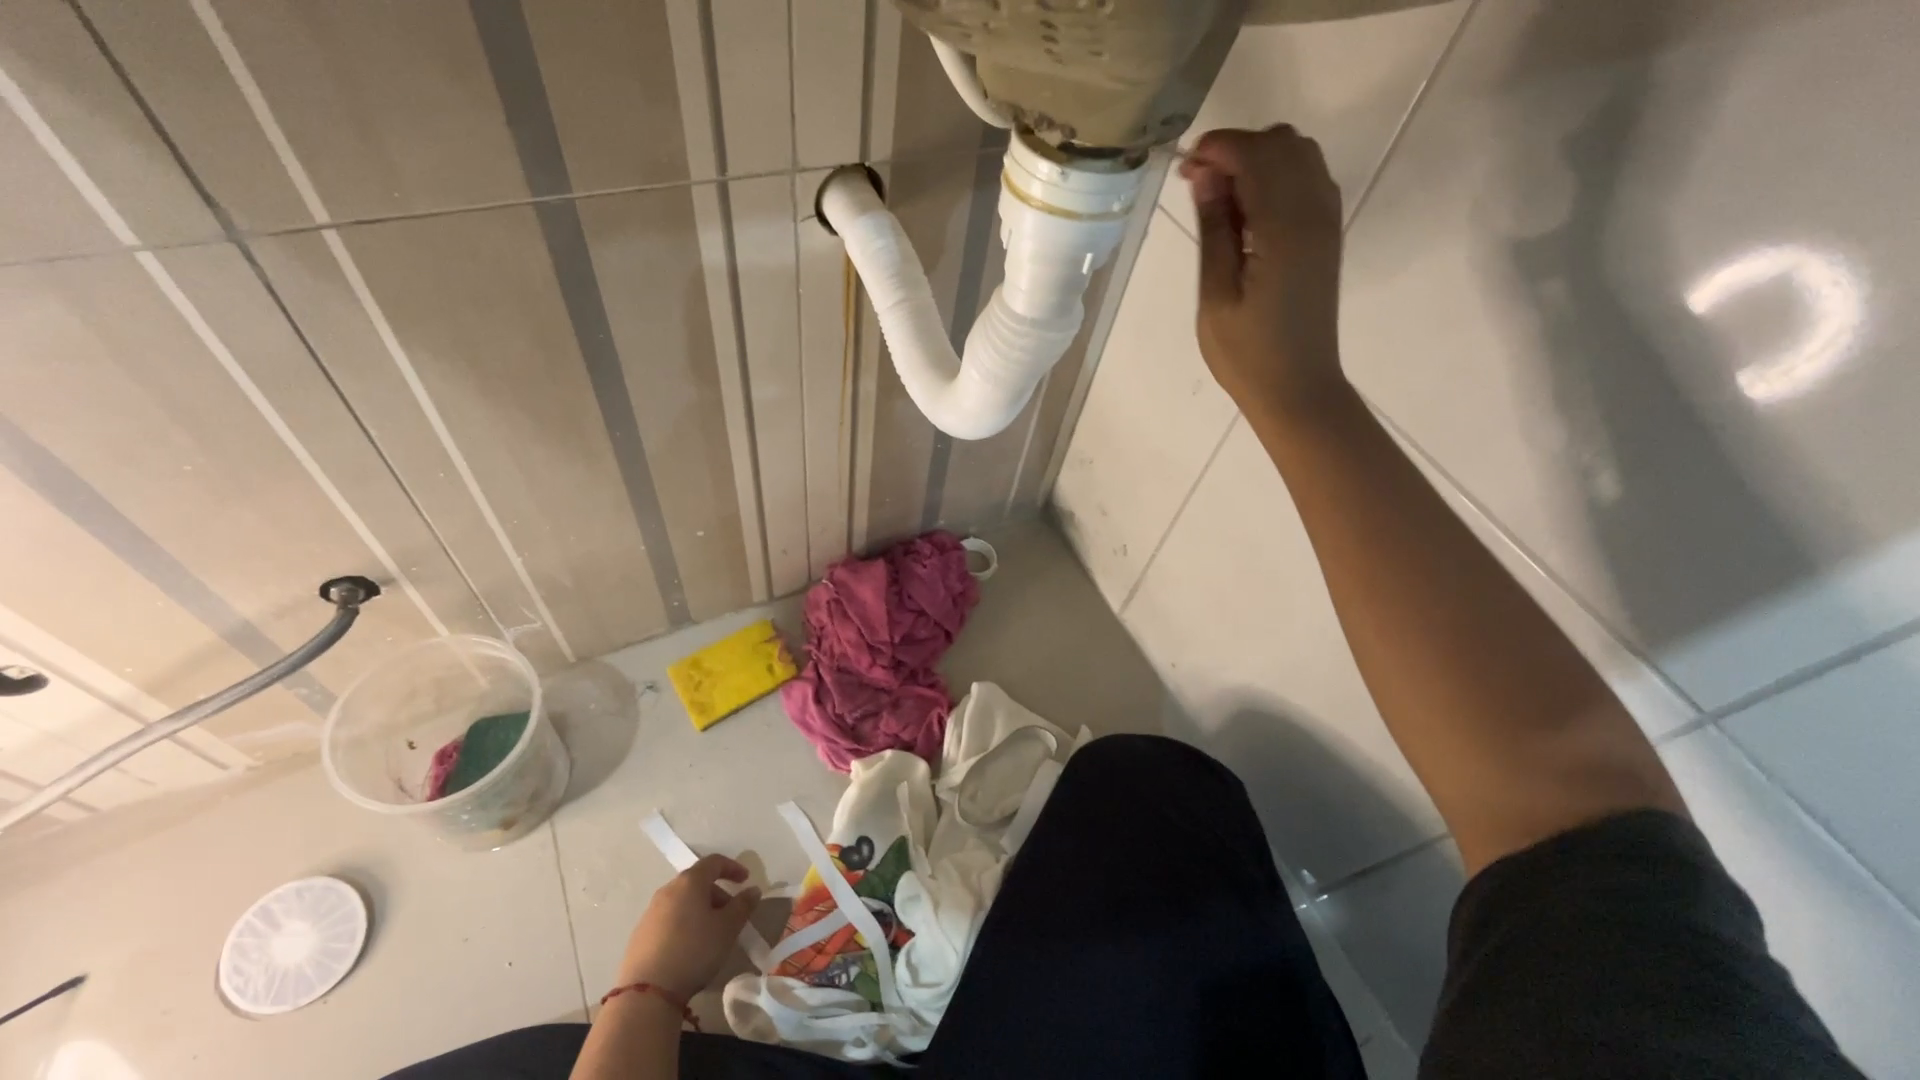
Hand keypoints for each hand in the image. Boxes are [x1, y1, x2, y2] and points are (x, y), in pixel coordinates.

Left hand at [617, 854, 761, 999]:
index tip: (745, 880)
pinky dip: (684, 924)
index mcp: (689, 882)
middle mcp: (667, 891)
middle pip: (696, 882)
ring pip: (682, 901)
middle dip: (717, 894)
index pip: (713, 862)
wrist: (648, 991)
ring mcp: (650, 912)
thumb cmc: (694, 950)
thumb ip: (742, 905)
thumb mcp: (727, 928)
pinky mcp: (640, 934)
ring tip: (712, 933)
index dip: (732, 867)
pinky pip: (669, 919)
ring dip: (700, 910)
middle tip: (731, 914)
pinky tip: (689, 947)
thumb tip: (752, 890)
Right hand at [1180, 125, 1348, 419]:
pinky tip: (1249, 213)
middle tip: (1200, 186)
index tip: (1184, 171)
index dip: (1217, 148)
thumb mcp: (1216, 294)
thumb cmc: (1246, 353)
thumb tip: (1207, 173)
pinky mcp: (1327, 235)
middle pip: (1281, 143)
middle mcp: (1314, 212)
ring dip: (1258, 161)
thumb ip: (1214, 228)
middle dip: (1237, 150)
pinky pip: (1308, 179)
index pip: (1255, 153)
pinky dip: (1277, 178)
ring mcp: (1327, 222)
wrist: (1298, 389)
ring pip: (1299, 155)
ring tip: (1222, 200)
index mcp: (1284, 227)